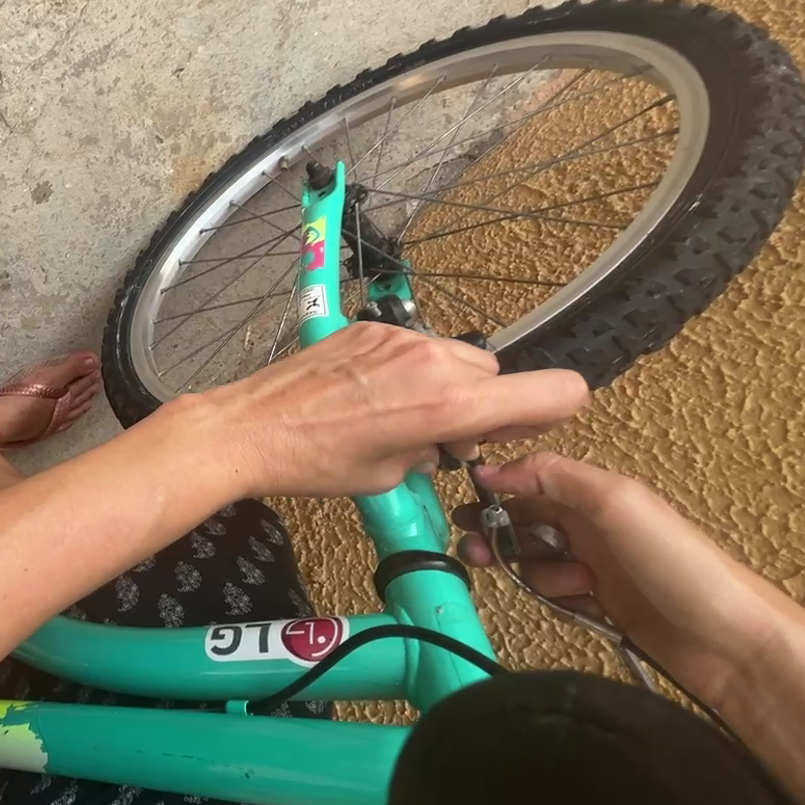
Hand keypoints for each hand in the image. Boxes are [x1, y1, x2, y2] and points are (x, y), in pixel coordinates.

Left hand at [173, 322, 588, 498]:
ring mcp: (395, 338)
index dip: (546, 416)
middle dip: (481, 406)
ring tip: (398, 415)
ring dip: (444, 385)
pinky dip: (408, 369)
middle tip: (439, 437)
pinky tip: (368, 394)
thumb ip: (435, 451)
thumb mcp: (389, 476)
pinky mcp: (365, 328)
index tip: (504, 434)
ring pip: (454, 357)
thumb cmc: (312, 461)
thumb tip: (443, 442)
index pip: (557, 391)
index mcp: (450, 402)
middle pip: (497, 374)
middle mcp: (431, 360)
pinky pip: (411, 346)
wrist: (247, 427)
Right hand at [455, 452, 785, 708]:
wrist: (735, 649)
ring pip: (531, 560)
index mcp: (594, 496)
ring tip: (562, 584)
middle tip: (475, 552)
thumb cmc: (680, 568)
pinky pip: (550, 595)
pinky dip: (553, 598)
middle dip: (494, 536)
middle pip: (520, 523)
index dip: (493, 493)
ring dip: (531, 570)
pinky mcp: (596, 604)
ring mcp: (593, 567)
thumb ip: (552, 475)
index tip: (466, 510)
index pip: (526, 483)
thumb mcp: (615, 503)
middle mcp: (590, 527)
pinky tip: (579, 604)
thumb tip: (488, 469)